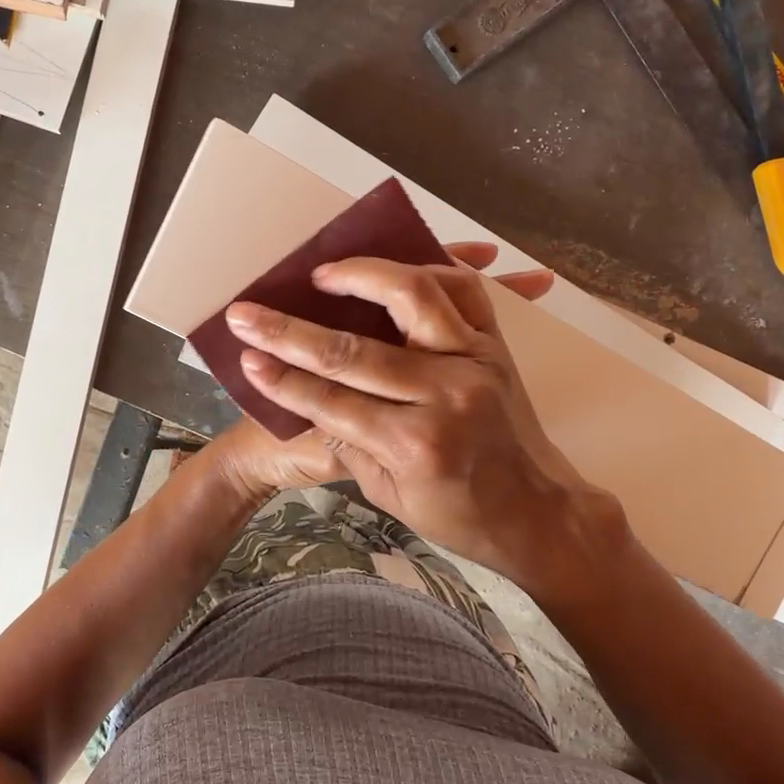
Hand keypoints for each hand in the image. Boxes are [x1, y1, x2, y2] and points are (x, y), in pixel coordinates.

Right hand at [196, 244, 541, 503]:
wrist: (539, 515)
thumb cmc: (460, 517)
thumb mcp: (390, 495)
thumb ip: (351, 442)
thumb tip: (313, 395)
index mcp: (413, 445)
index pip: (330, 402)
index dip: (281, 379)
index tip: (244, 356)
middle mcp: (445, 395)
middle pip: (355, 350)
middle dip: (290, 331)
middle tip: (249, 313)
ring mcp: (475, 363)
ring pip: (416, 296)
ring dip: (364, 276)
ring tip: (325, 273)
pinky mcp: (495, 345)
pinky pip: (464, 291)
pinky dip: (433, 269)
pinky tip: (399, 267)